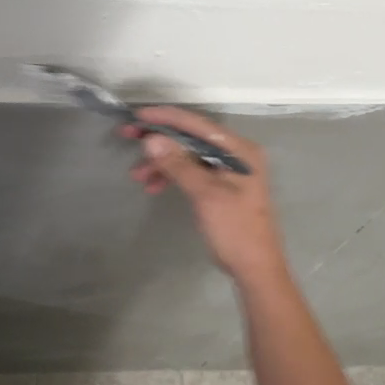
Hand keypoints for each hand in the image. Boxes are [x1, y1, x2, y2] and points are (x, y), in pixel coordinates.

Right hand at [124, 106, 285, 284]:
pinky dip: (172, 176)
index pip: (197, 124)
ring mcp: (229, 170)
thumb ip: (178, 164)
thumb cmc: (234, 230)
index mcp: (239, 150)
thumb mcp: (205, 195)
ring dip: (162, 162)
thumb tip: (151, 139)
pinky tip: (154, 186)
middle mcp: (235, 153)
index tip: (136, 116)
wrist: (256, 269)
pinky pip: (192, 171)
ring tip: (137, 175)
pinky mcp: (221, 185)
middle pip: (191, 137)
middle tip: (128, 136)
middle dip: (159, 139)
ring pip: (188, 155)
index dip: (165, 118)